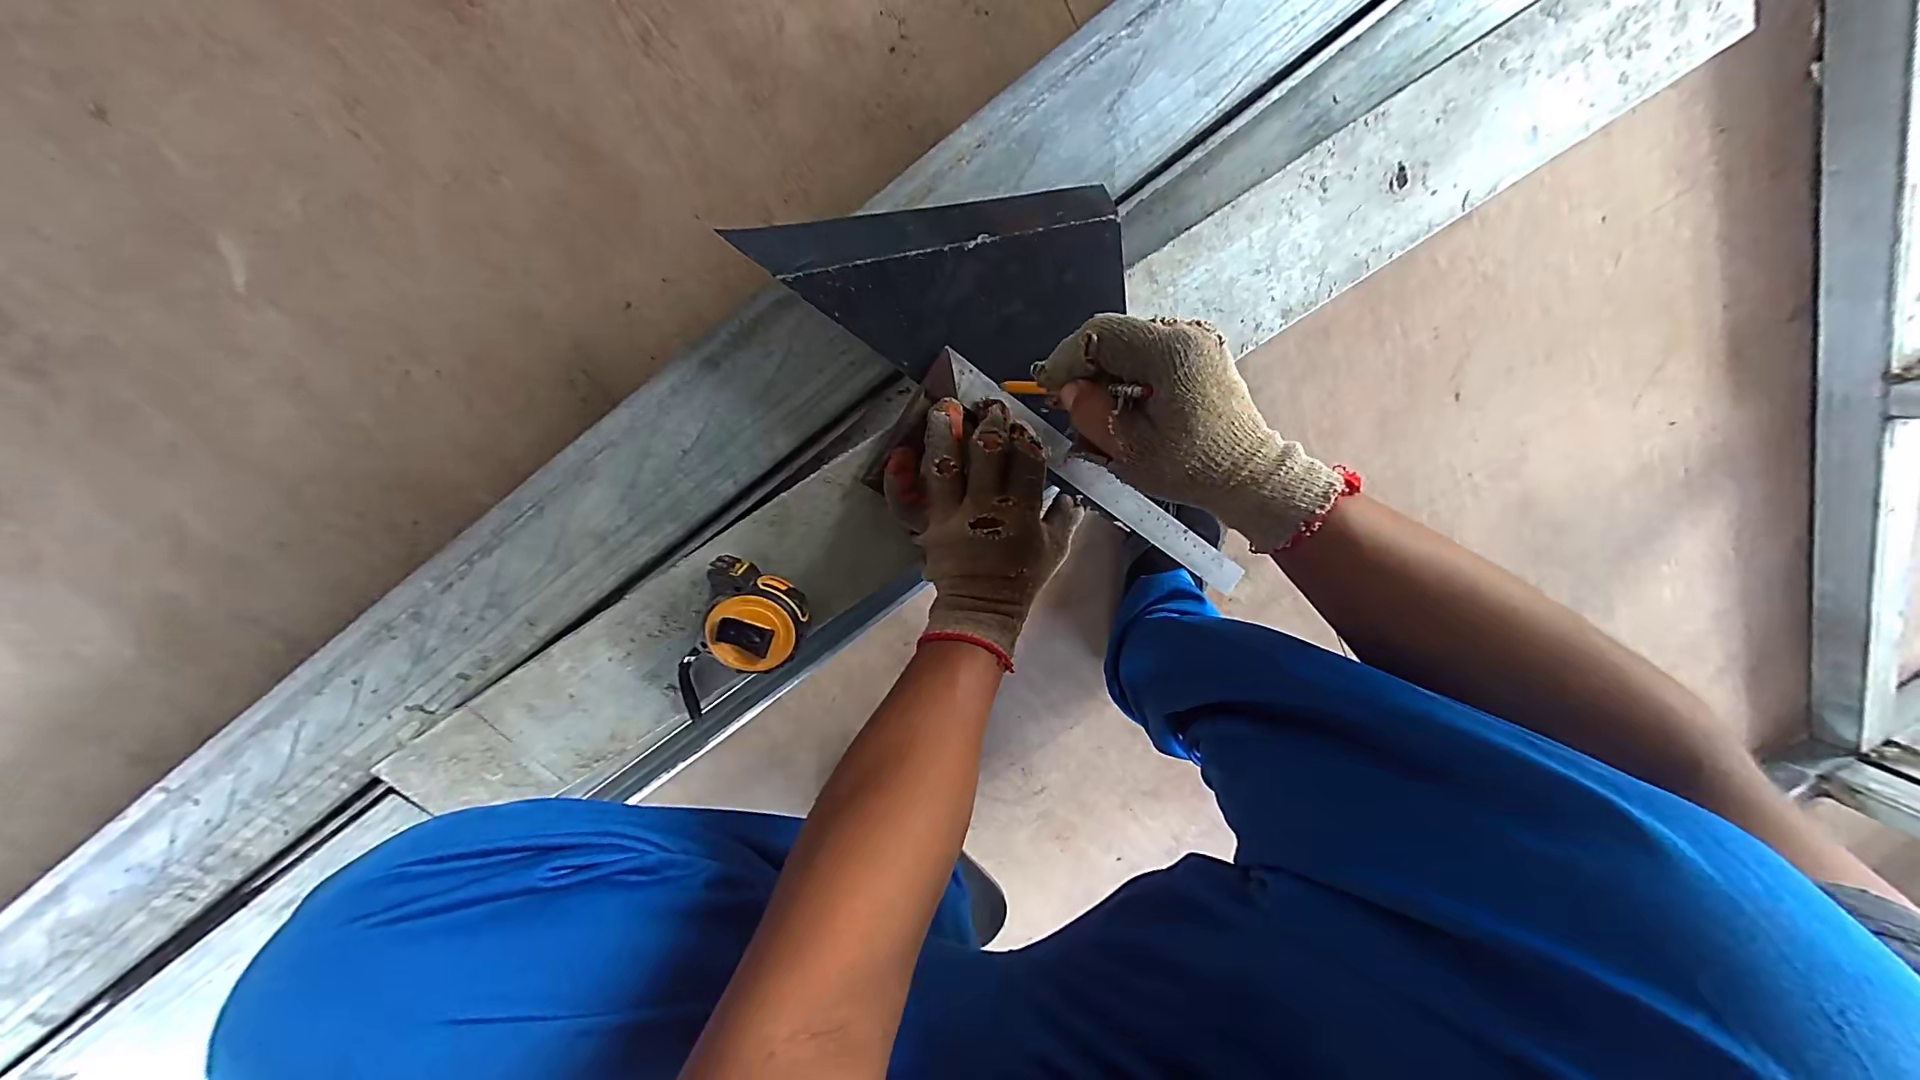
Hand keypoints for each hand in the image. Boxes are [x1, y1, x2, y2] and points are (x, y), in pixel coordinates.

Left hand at [883, 398, 1082, 668]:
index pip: (1026, 462)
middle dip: (989, 423)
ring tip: (946, 408)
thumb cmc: (1021, 579)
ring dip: (944, 432)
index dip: (1023, 437)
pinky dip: (899, 477)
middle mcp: (985, 508)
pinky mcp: (926, 525)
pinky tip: (901, 452)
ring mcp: (951, 515)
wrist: (982, 608)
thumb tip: (1069, 490)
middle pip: (986, 454)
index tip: (1020, 425)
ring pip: (944, 465)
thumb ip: (1065, 516)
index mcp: (1022, 512)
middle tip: (989, 407)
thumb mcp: (1056, 549)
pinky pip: (907, 499)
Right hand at [1034, 313, 1344, 550]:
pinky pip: (1146, 355)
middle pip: (1112, 337)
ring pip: (1126, 346)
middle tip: (1069, 406)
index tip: (1048, 389)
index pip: (1098, 334)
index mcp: (1170, 351)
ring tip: (1097, 415)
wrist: (1246, 476)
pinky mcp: (1196, 356)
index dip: (1065, 360)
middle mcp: (1184, 335)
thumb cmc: (1192, 468)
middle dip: (1084, 370)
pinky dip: (1126, 378)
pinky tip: (1123, 409)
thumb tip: (1068, 389)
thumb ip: (1090, 411)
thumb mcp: (1129, 448)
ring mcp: (1194, 342)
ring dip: (1104, 376)